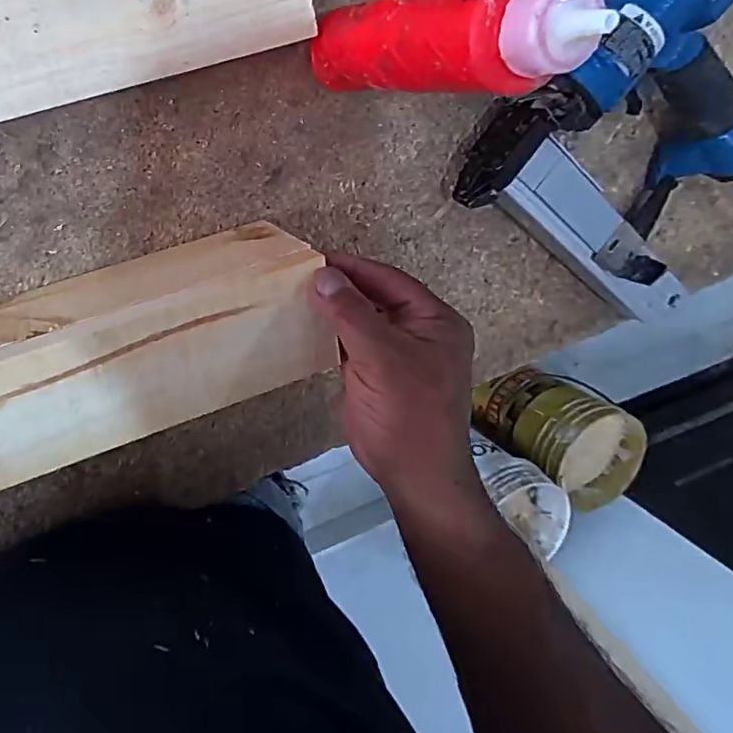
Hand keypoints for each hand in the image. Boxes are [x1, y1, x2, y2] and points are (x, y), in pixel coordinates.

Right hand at [308, 253, 479, 507]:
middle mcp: (419, 331)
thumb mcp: (380, 356)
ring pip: (361, 320)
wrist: (414, 474)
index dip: (354, 267)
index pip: (390, 281)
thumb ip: (350, 312)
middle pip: (375, 298)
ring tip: (298, 294)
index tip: (317, 257)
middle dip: (341, 287)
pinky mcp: (377, 373)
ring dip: (334, 309)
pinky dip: (331, 333)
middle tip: (302, 275)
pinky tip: (306, 325)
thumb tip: (321, 275)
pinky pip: (352, 343)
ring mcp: (397, 354)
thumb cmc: (408, 411)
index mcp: (435, 320)